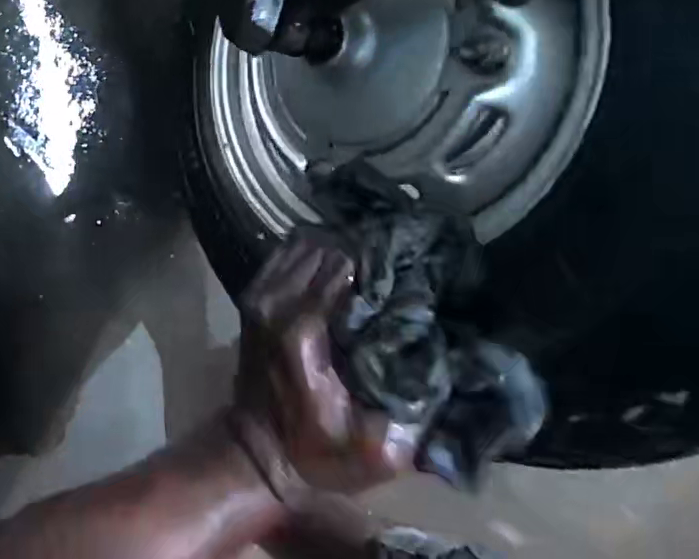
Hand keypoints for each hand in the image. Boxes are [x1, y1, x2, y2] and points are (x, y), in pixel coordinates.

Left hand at [229, 234, 420, 499]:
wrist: (256, 452)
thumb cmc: (317, 453)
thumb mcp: (374, 451)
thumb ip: (410, 412)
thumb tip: (445, 362)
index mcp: (302, 332)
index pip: (342, 268)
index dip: (375, 266)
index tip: (404, 273)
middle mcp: (276, 302)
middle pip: (324, 249)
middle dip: (359, 253)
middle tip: (390, 266)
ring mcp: (260, 293)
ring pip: (305, 244)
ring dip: (336, 249)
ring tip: (367, 265)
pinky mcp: (253, 293)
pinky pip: (286, 252)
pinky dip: (313, 252)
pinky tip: (338, 267)